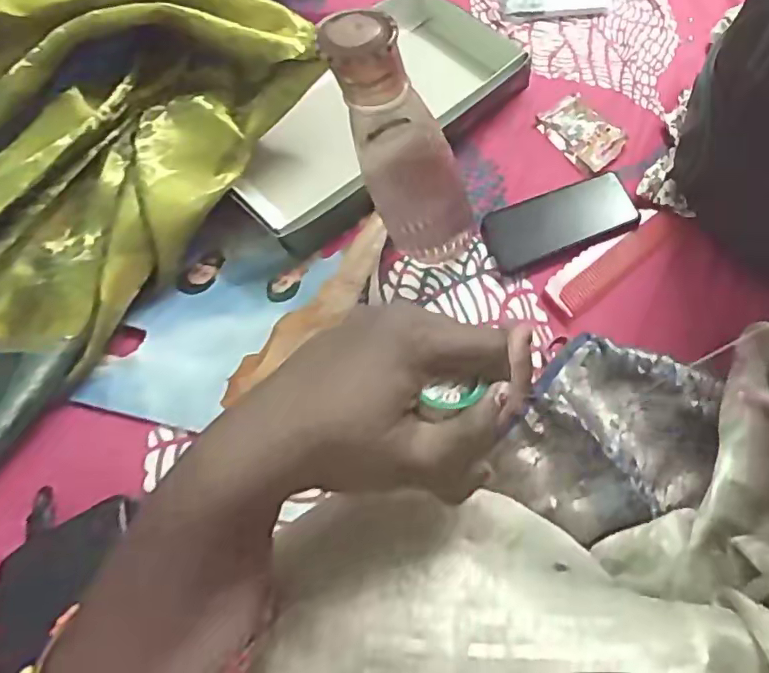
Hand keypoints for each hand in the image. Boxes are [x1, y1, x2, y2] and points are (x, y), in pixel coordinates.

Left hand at [189, 303, 535, 515]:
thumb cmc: (337, 451)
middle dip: (480, 377)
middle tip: (466, 423)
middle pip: (468, 338)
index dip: (513, 376)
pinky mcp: (356, 322)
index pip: (495, 343)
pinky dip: (419, 363)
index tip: (505, 413)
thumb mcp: (412, 458)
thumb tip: (509, 401)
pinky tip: (394, 396)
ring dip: (449, 371)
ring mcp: (376, 312)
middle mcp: (404, 310)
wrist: (255, 445)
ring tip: (428, 413)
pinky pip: (409, 337)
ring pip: (439, 337)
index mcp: (421, 334)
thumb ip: (472, 432)